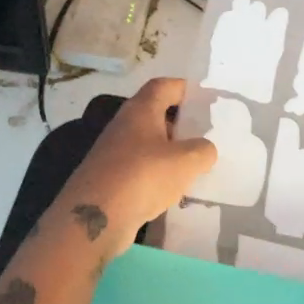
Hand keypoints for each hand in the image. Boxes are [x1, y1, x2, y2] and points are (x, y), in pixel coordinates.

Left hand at [58, 78, 217, 247]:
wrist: (96, 217)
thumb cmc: (143, 176)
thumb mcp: (186, 161)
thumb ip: (203, 150)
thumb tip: (204, 150)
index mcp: (140, 110)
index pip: (163, 86)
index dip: (184, 88)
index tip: (205, 99)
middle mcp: (125, 126)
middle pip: (156, 115)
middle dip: (181, 123)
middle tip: (207, 135)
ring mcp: (115, 153)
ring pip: (149, 144)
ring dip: (171, 152)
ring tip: (196, 165)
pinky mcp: (112, 179)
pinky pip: (142, 169)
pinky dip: (159, 175)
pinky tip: (175, 190)